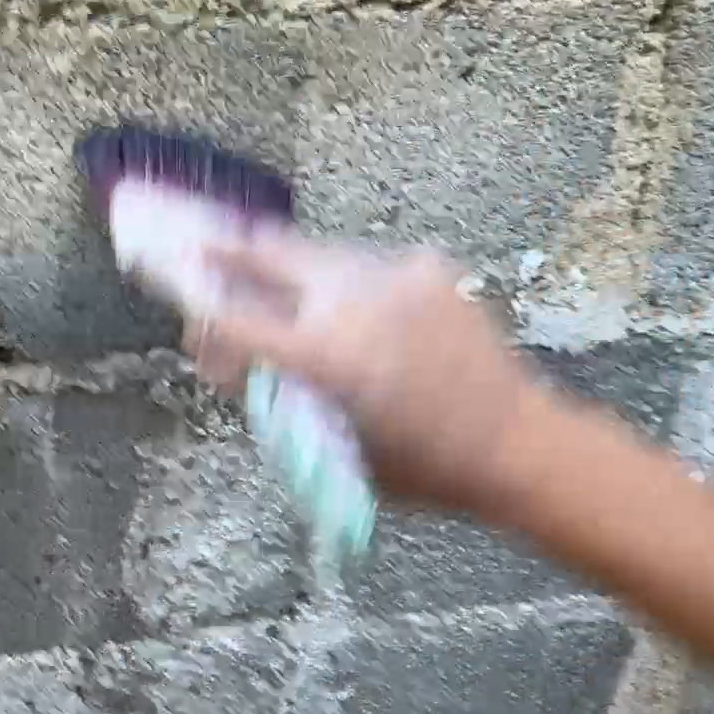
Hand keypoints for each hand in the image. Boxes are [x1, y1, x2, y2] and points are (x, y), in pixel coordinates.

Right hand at [186, 234, 555, 518]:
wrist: (521, 444)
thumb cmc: (421, 466)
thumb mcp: (333, 446)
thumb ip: (280, 398)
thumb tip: (229, 365)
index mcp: (325, 356)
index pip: (237, 323)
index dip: (205, 320)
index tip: (192, 319)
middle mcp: (352, 302)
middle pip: (270, 255)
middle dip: (229, 252)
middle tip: (203, 247)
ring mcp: (392, 274)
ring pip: (317, 252)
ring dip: (293, 266)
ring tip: (284, 279)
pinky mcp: (426, 265)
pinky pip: (366, 263)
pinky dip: (349, 280)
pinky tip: (360, 304)